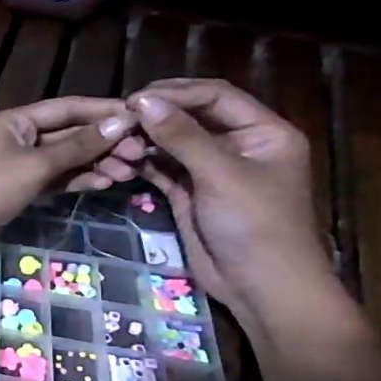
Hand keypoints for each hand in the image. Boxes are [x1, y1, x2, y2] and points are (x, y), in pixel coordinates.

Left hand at [0, 97, 141, 247]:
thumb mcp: (35, 167)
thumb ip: (78, 146)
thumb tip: (121, 121)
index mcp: (15, 120)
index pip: (67, 108)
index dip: (103, 111)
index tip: (140, 117)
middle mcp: (18, 136)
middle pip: (69, 133)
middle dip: (105, 142)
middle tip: (140, 154)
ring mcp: (20, 163)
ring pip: (65, 157)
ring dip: (96, 163)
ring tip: (129, 172)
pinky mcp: (21, 187)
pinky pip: (55, 177)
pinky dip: (78, 179)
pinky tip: (104, 182)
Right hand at [123, 79, 330, 318]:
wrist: (262, 287)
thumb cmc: (256, 225)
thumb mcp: (221, 174)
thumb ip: (182, 136)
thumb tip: (143, 101)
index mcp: (263, 131)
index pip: (216, 97)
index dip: (176, 93)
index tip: (135, 99)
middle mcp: (239, 145)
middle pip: (193, 117)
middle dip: (158, 115)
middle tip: (119, 117)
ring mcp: (213, 171)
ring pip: (175, 143)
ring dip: (147, 140)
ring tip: (117, 140)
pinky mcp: (192, 194)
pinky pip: (165, 169)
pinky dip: (145, 163)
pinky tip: (123, 159)